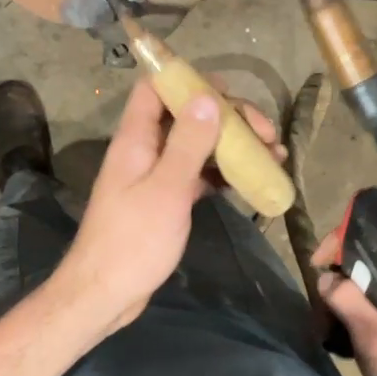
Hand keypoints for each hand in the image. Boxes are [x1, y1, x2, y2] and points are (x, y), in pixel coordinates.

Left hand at [52, 78, 283, 334]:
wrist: (104, 295)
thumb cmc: (132, 242)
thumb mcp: (166, 190)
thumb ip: (188, 143)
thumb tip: (209, 97)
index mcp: (136, 139)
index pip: (156, 88)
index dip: (190, 80)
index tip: (231, 92)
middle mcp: (145, 149)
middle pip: (187, 114)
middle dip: (228, 117)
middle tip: (266, 134)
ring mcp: (155, 174)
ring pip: (197, 144)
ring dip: (232, 145)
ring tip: (272, 155)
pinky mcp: (165, 198)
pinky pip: (198, 173)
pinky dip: (223, 172)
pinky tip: (251, 180)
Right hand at [315, 231, 376, 375]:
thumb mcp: (370, 331)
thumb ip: (346, 298)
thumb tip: (323, 278)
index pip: (374, 237)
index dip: (342, 243)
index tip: (319, 263)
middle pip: (364, 257)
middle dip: (337, 276)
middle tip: (321, 301)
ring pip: (360, 276)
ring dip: (338, 294)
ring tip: (325, 320)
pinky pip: (364, 292)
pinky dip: (347, 304)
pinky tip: (335, 324)